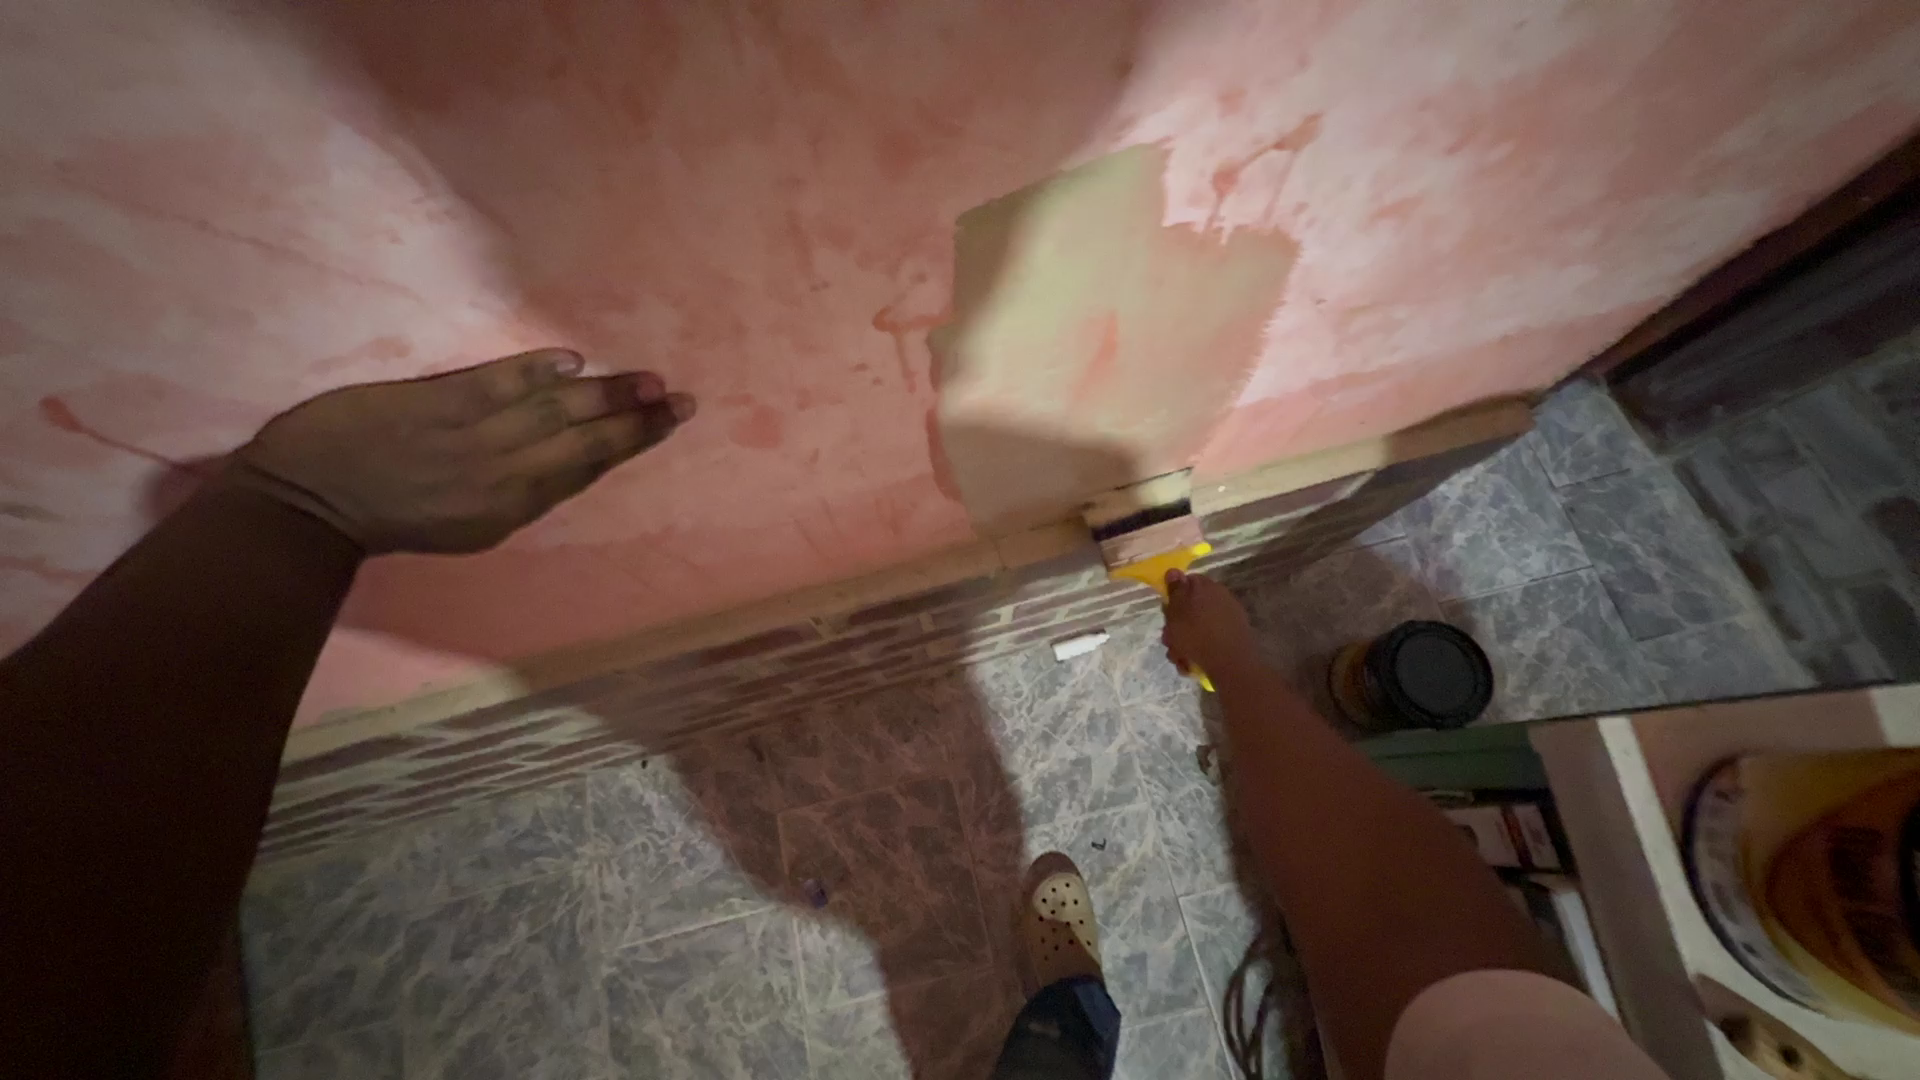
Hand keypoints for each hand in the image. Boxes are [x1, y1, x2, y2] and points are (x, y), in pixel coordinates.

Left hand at [221, 348, 694, 553]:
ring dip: (604, 395)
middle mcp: (506, 474)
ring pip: (552, 413)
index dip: (633, 442)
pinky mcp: (435, 404)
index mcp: (515, 505)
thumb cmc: (392, 519)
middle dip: (637, 420)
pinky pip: (495, 385)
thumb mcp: (471, 525)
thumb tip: (570, 461)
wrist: (304, 506)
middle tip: (679, 399)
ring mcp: (472, 437)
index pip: (589, 467)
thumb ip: (521, 491)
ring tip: (646, 381)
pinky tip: (573, 361)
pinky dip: (534, 373)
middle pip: (585, 441)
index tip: (669, 421)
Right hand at [1161, 568, 1260, 679]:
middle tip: (1170, 641)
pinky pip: (1210, 640)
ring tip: (1180, 659)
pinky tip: (1192, 664)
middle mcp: (1220, 598)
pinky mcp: (1234, 637)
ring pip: (1198, 628)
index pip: (1186, 583)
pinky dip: (1200, 651)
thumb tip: (1173, 570)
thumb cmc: (1196, 634)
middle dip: (1176, 627)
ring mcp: (1229, 618)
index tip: (1167, 614)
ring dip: (1184, 644)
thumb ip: (1174, 590)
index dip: (1174, 598)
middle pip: (1191, 609)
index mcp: (1206, 587)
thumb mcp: (1176, 611)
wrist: (1231, 663)